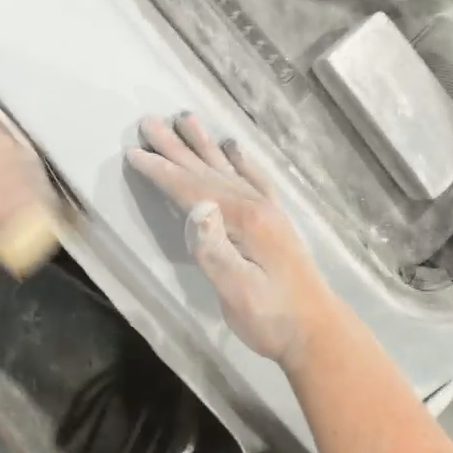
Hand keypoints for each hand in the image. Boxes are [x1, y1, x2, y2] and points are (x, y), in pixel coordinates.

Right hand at [127, 114, 339, 366]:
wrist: (319, 334)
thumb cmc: (272, 319)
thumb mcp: (237, 293)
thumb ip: (214, 249)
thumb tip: (195, 206)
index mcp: (243, 221)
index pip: (191, 188)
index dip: (160, 170)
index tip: (133, 151)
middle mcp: (255, 205)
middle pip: (206, 169)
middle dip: (174, 147)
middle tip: (149, 121)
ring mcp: (268, 210)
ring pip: (227, 167)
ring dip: (203, 143)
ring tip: (186, 118)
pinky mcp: (276, 219)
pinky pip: (255, 178)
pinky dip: (241, 159)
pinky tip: (233, 146)